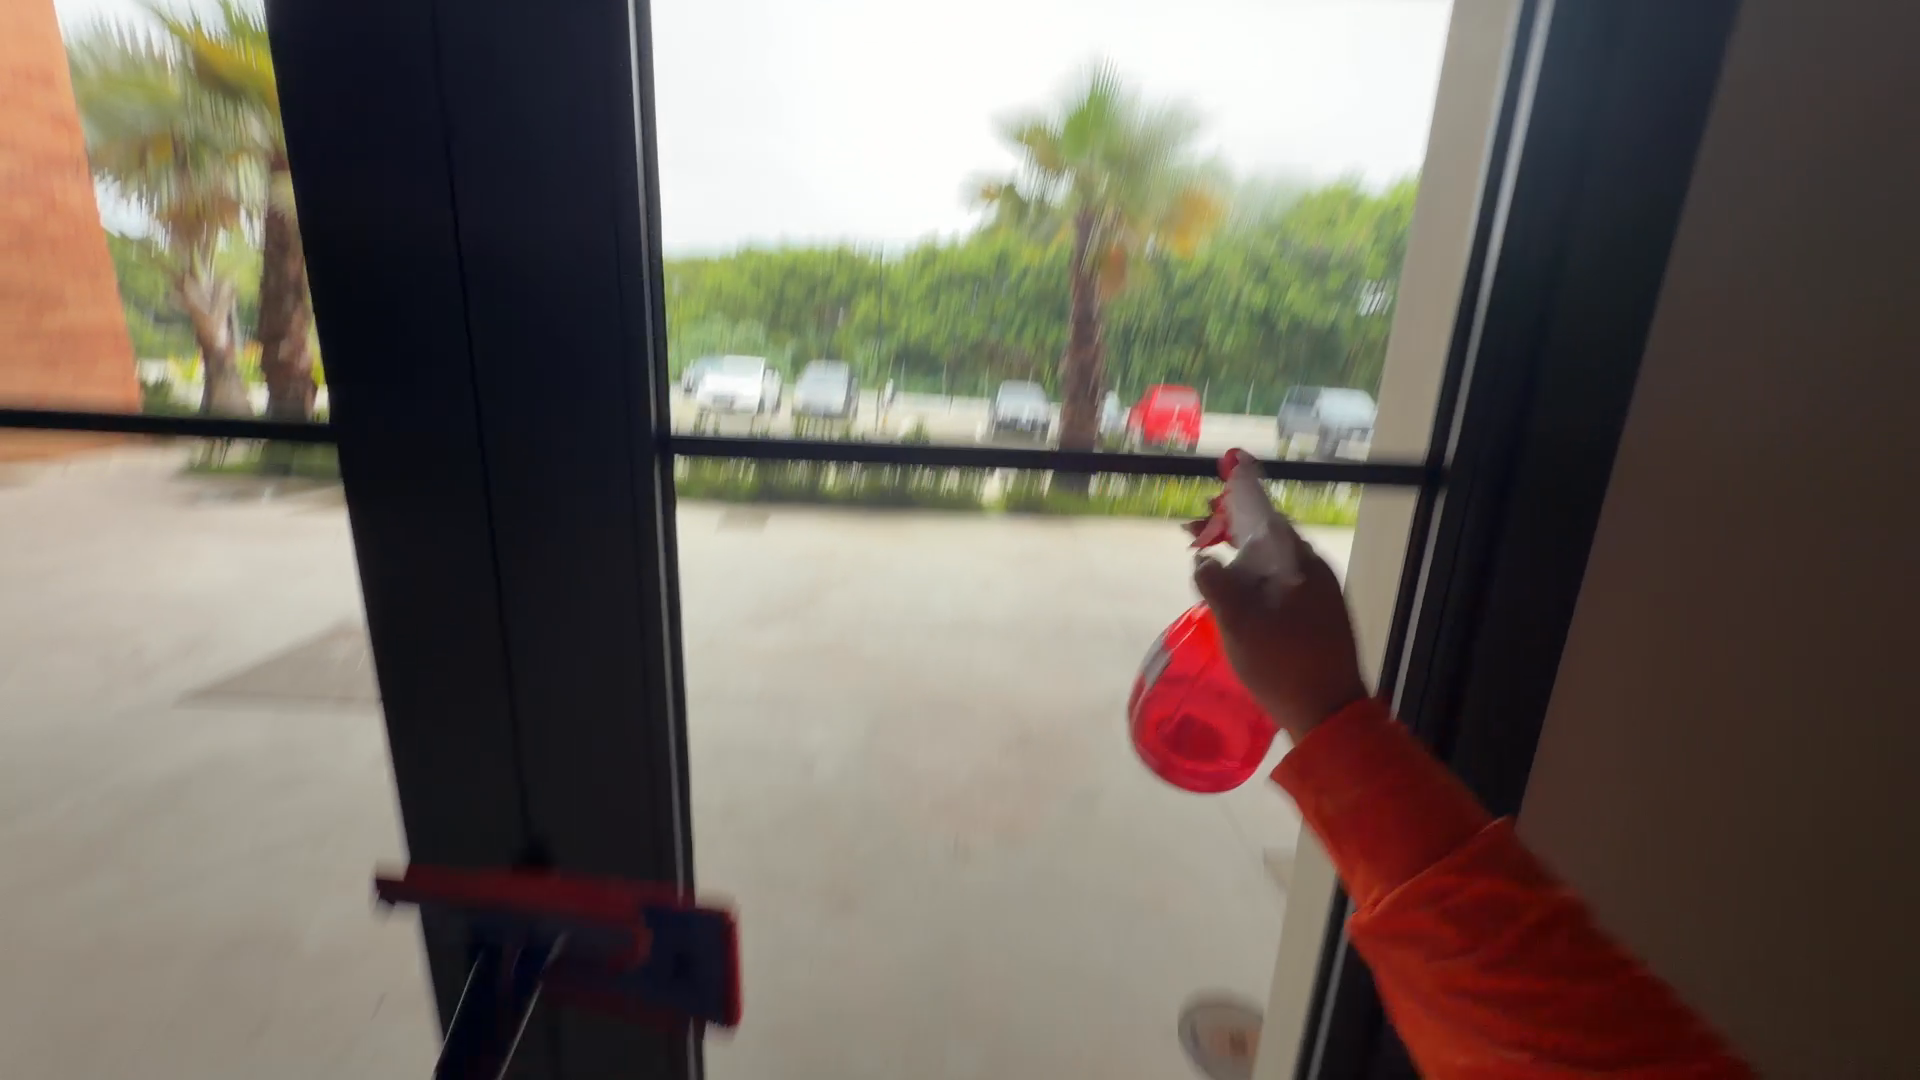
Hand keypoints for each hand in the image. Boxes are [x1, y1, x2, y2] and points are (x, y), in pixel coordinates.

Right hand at [1192, 538, 1369, 743]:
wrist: (1328, 716)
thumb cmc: (1283, 665)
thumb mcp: (1238, 623)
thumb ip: (1215, 584)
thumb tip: (1203, 560)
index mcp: (1304, 565)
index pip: (1265, 520)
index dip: (1228, 514)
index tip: (1198, 522)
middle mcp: (1316, 573)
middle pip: (1268, 542)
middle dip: (1230, 539)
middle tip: (1195, 544)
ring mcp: (1319, 597)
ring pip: (1272, 567)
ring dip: (1240, 565)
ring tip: (1209, 575)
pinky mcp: (1316, 618)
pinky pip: (1279, 588)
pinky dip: (1253, 586)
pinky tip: (1234, 601)